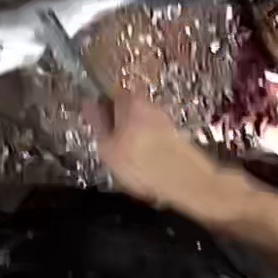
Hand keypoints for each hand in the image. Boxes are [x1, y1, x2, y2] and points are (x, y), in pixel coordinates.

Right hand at [90, 96, 231, 217]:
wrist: (188, 183)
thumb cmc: (143, 165)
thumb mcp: (108, 149)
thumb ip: (97, 125)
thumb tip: (89, 106)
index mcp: (132, 102)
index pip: (109, 95)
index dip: (101, 110)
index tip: (97, 126)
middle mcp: (150, 106)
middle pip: (126, 111)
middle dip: (118, 126)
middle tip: (111, 149)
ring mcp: (166, 121)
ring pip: (141, 126)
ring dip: (133, 140)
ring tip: (129, 164)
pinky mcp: (177, 137)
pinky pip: (154, 140)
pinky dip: (148, 151)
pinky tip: (146, 169)